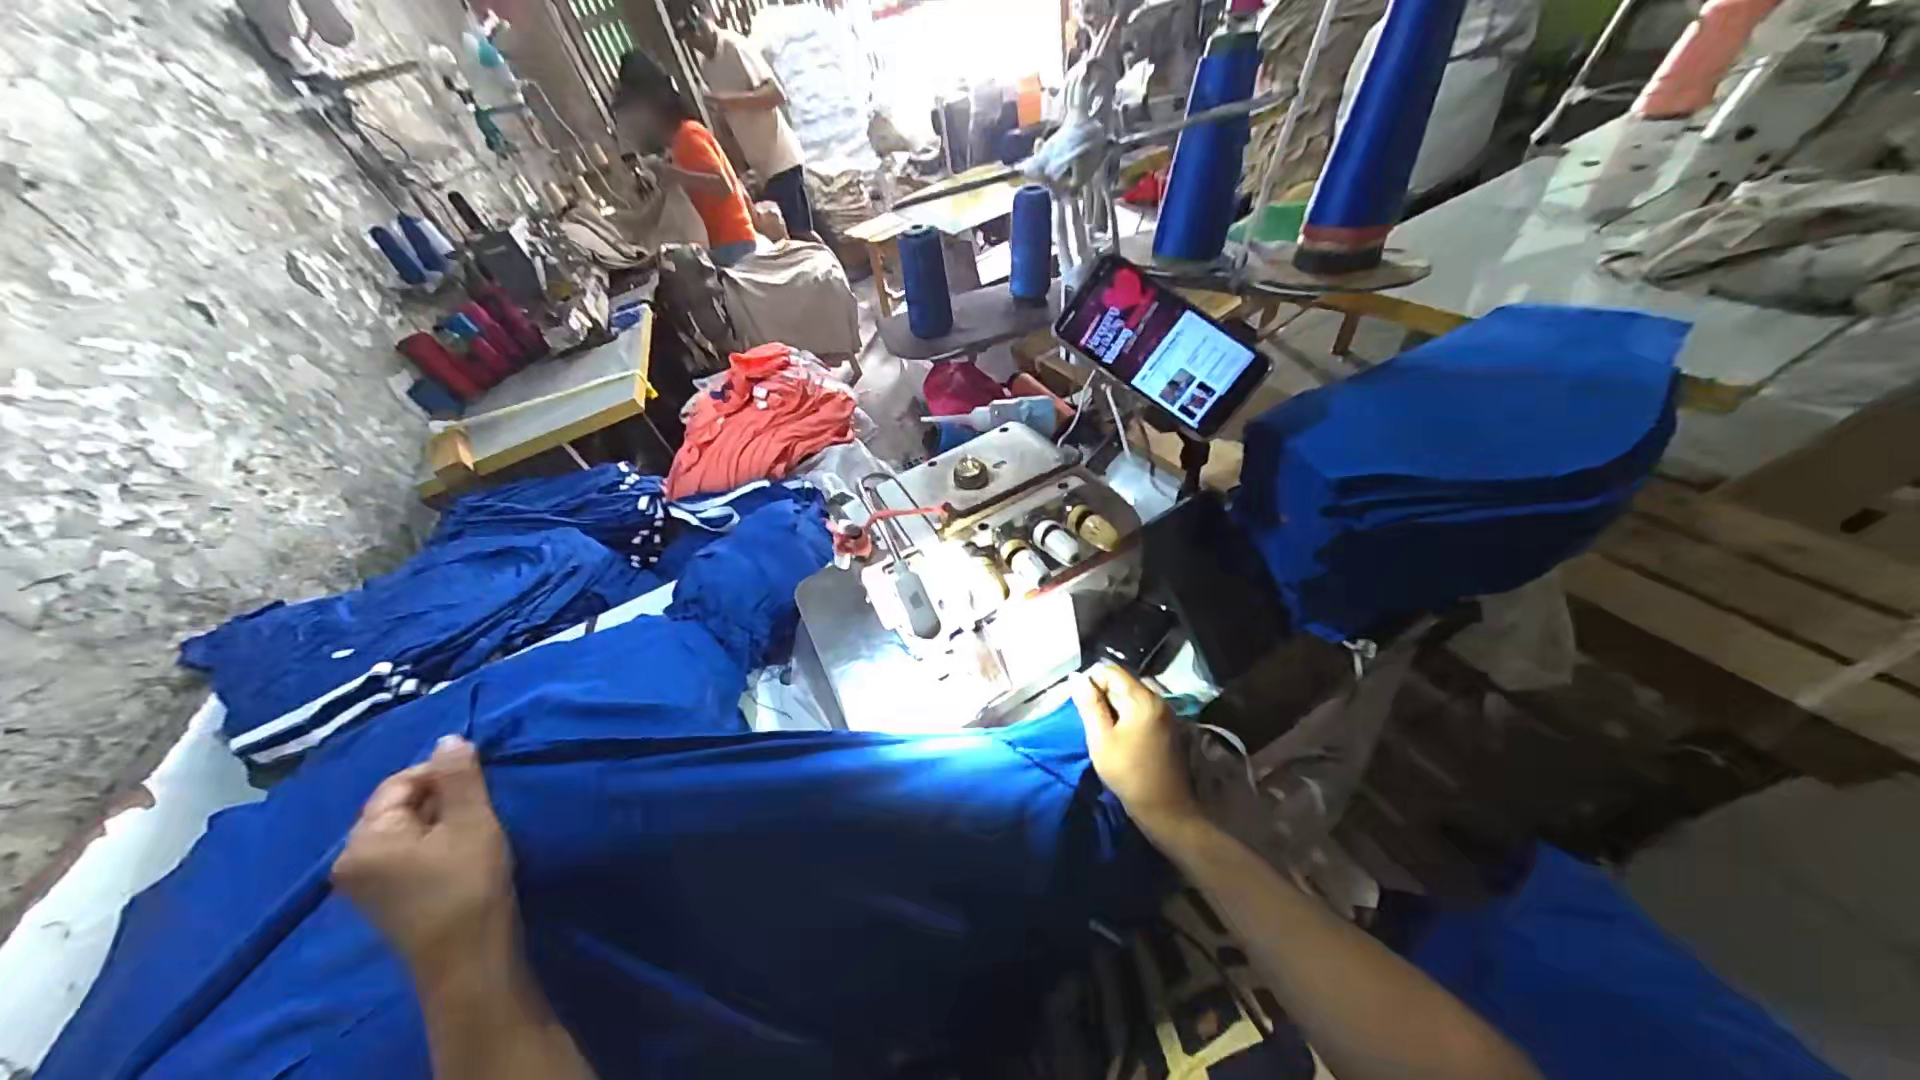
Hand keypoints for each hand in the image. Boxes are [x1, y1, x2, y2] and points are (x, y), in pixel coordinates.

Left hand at [332, 735, 516, 976]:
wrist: (468, 956)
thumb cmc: (468, 882)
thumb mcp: (471, 820)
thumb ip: (459, 777)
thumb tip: (449, 738)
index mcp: (364, 840)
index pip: (400, 782)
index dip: (441, 773)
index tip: (479, 783)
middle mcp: (350, 860)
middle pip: (399, 805)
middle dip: (441, 797)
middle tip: (481, 805)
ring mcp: (363, 883)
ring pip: (405, 828)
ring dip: (440, 819)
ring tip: (475, 826)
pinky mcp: (383, 897)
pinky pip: (405, 851)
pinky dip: (433, 841)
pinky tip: (460, 850)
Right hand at [1072, 661, 1201, 836]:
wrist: (1165, 808)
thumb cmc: (1128, 773)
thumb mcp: (1101, 739)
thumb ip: (1089, 705)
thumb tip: (1077, 678)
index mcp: (1142, 699)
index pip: (1111, 671)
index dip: (1092, 682)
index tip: (1082, 706)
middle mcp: (1158, 699)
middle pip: (1122, 682)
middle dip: (1102, 695)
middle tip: (1091, 721)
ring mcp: (1165, 713)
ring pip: (1130, 696)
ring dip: (1113, 706)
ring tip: (1103, 730)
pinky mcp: (1167, 726)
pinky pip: (1140, 709)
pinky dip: (1126, 715)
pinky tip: (1119, 737)